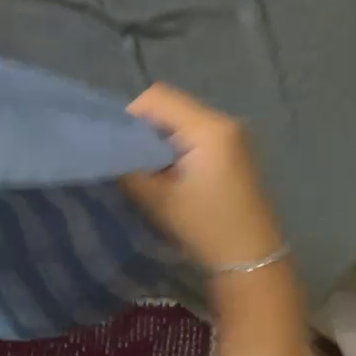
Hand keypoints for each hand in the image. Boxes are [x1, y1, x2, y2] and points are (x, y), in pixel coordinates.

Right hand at [118, 84, 286, 271]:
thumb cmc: (204, 225)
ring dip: (154, 137)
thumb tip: (104, 150)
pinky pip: (190, 132)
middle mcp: (223, 122)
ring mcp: (230, 135)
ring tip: (142, 166)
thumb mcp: (155, 197)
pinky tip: (163, 171)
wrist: (250, 257)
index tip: (114, 144)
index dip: (127, 115)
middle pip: (168, 105)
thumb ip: (126, 166)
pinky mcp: (230, 149)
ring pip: (177, 118)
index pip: (156, 98)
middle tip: (123, 157)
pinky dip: (169, 144)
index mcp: (208, 128)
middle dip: (140, 126)